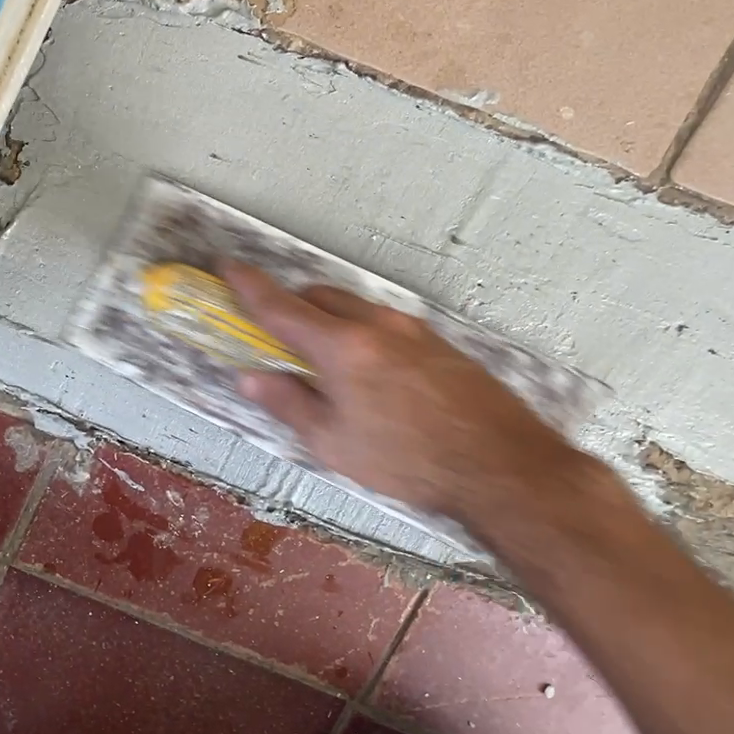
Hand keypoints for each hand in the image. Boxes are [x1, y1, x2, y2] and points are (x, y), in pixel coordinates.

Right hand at [221, 262, 591, 525]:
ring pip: (354, 307)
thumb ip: (288, 403)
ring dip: (327, 319)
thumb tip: (250, 378)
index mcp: (342, 347)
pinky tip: (369, 375)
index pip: (281, 307)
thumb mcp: (332, 442)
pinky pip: (383, 323)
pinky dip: (360, 333)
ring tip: (324, 362)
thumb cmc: (408, 461)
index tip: (227, 266)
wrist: (505, 467)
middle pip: (319, 295)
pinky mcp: (439, 343)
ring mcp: (413, 330)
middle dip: (291, 305)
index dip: (248, 286)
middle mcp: (376, 325)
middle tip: (276, 337)